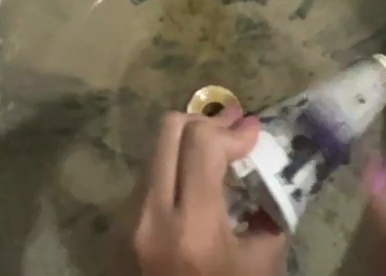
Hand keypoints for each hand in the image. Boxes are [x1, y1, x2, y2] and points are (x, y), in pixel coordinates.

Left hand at [124, 110, 287, 275]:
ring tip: (217, 153)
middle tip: (232, 133)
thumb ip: (268, 214)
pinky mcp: (116, 227)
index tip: (253, 132)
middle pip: (170, 129)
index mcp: (192, 229)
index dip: (231, 131)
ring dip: (187, 144)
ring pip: (155, 149)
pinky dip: (173, 168)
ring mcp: (127, 220)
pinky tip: (195, 182)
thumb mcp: (260, 268)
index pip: (202, 144)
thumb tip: (269, 170)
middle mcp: (151, 216)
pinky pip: (147, 177)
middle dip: (205, 123)